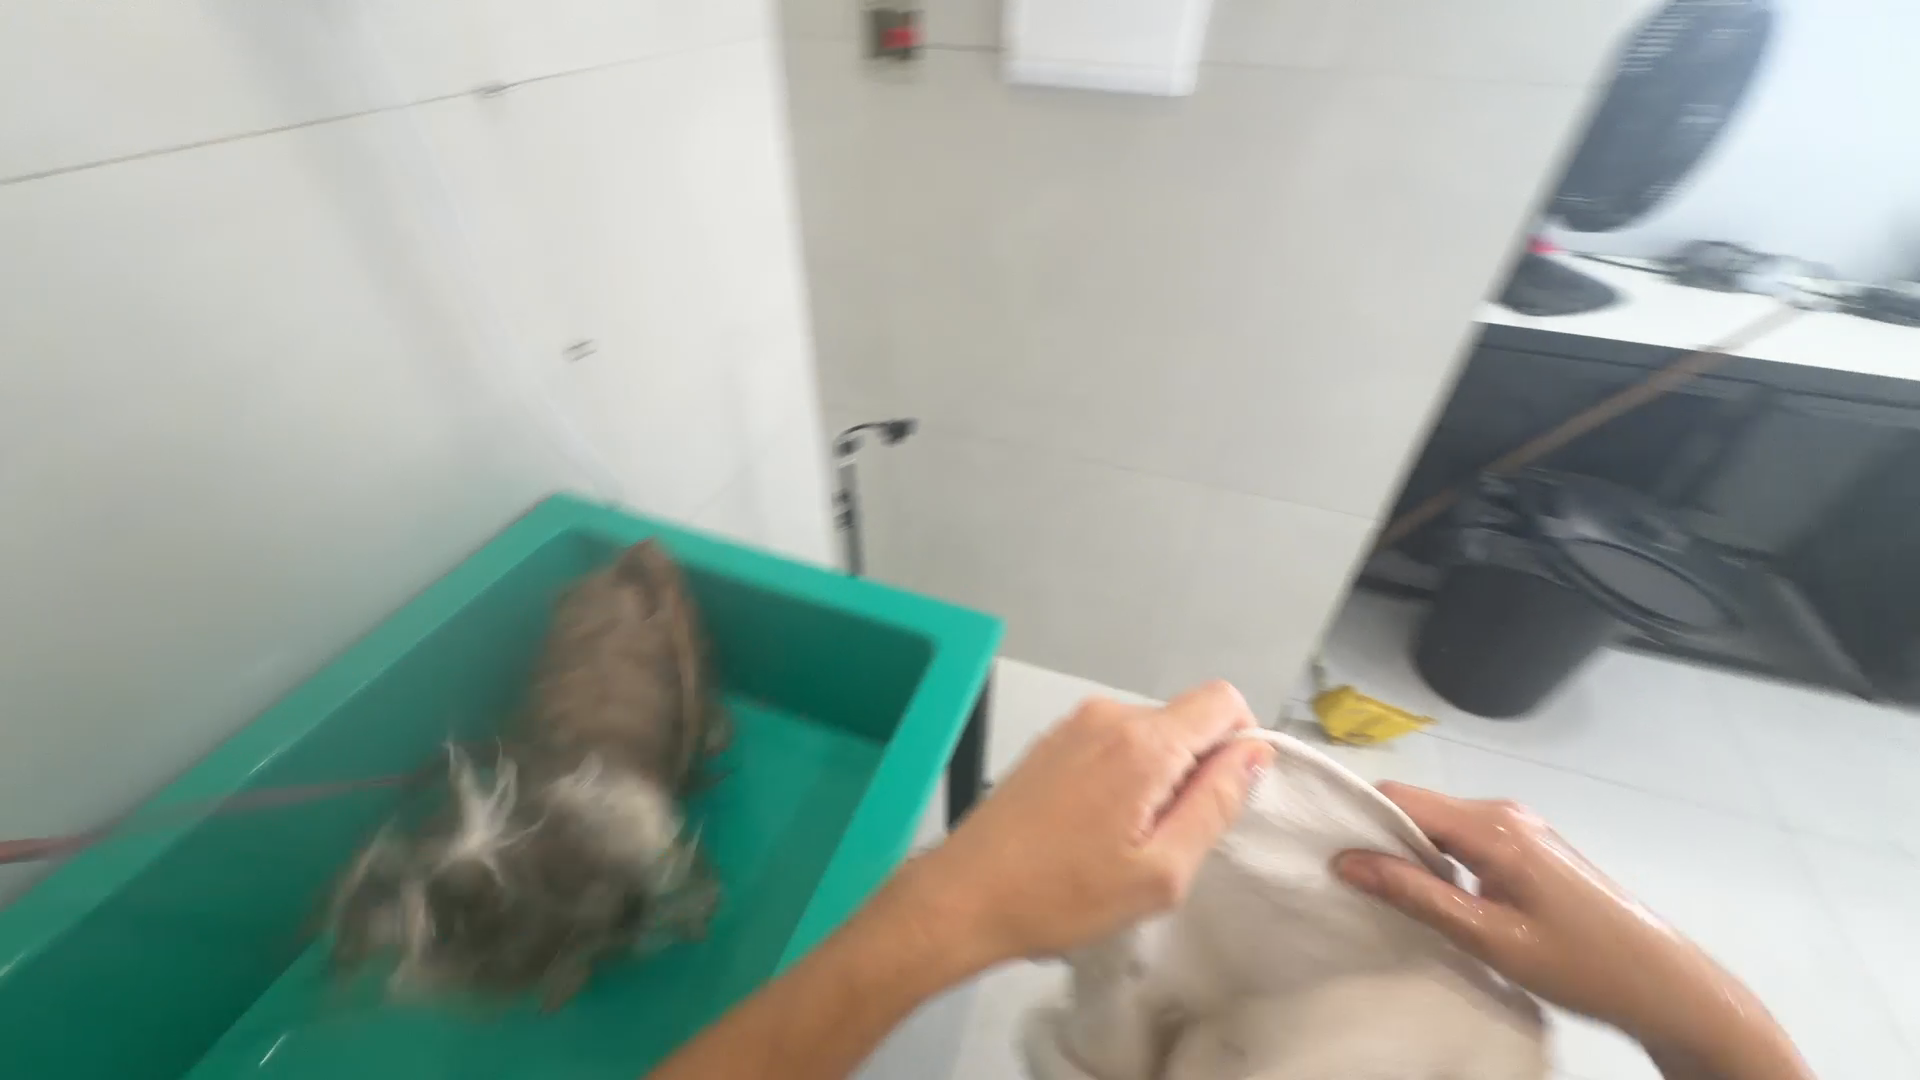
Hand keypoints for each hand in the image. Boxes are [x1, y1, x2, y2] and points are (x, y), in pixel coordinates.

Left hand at [904, 681, 1273, 968]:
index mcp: (1142, 741)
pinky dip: (1121, 776)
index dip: (1241, 743)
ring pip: (1148, 736)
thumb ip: (1216, 803)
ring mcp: (1073, 723)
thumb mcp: (1162, 871)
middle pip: (1183, 722)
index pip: (1222, 701)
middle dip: (1193, 772)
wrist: (966, 893)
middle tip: (1161, 839)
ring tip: (1120, 839)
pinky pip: (1111, 743)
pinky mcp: (1051, 740)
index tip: (1221, 798)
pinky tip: (1090, 825)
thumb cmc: (1066, 894)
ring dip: (1154, 778)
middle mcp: (1107, 714)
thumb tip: (1254, 751)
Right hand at [1334, 785, 1802, 1071]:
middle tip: (1358, 877)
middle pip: (1417, 804)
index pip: (1400, 798)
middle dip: (1382, 834)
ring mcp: (1520, 822)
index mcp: (1492, 826)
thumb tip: (1345, 860)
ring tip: (1396, 888)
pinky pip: (1463, 832)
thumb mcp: (1489, 938)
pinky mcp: (1530, 841)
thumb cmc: (1581, 966)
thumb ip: (1415, 893)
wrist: (1677, 992)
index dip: (1360, 818)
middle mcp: (1502, 810)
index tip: (1331, 849)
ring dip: (1412, 846)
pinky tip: (1441, 889)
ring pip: (1438, 819)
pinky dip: (1439, 853)